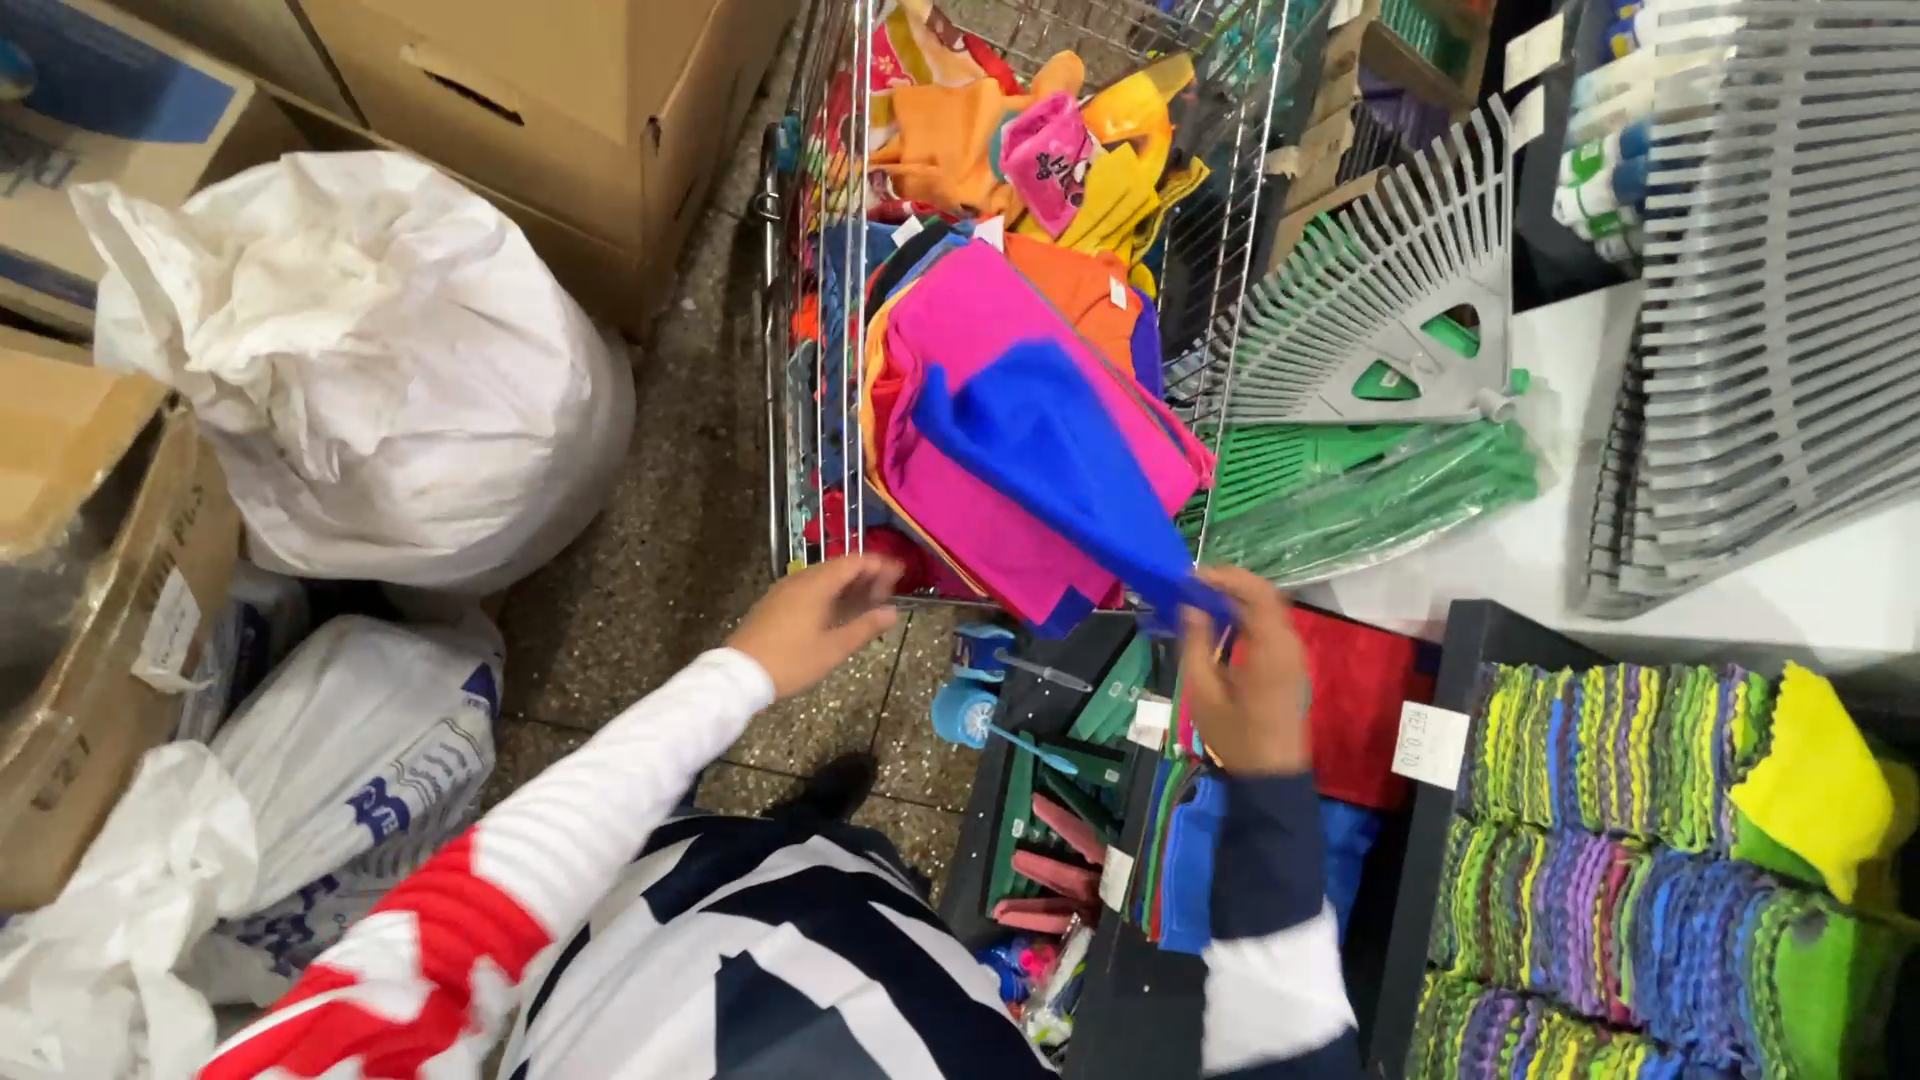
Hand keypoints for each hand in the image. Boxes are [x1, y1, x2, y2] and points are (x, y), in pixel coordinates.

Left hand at [727, 554, 903, 698]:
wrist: (739, 675)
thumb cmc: (791, 661)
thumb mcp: (833, 648)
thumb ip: (865, 627)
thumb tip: (892, 612)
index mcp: (816, 585)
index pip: (853, 562)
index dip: (879, 565)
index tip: (900, 573)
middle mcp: (799, 580)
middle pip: (838, 567)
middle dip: (866, 576)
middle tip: (888, 591)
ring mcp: (784, 591)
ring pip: (823, 579)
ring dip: (848, 586)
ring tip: (868, 603)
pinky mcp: (774, 604)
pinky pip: (809, 589)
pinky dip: (830, 594)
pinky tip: (838, 613)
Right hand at [1179, 565, 1310, 776]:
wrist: (1271, 773)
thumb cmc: (1234, 736)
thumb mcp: (1203, 691)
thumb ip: (1196, 644)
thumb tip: (1190, 607)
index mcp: (1270, 650)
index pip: (1256, 594)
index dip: (1225, 577)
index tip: (1191, 578)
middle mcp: (1289, 645)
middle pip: (1264, 596)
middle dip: (1228, 583)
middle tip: (1191, 585)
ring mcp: (1293, 654)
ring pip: (1267, 608)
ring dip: (1235, 597)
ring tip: (1199, 598)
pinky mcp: (1289, 663)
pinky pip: (1269, 625)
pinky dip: (1245, 613)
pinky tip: (1219, 620)